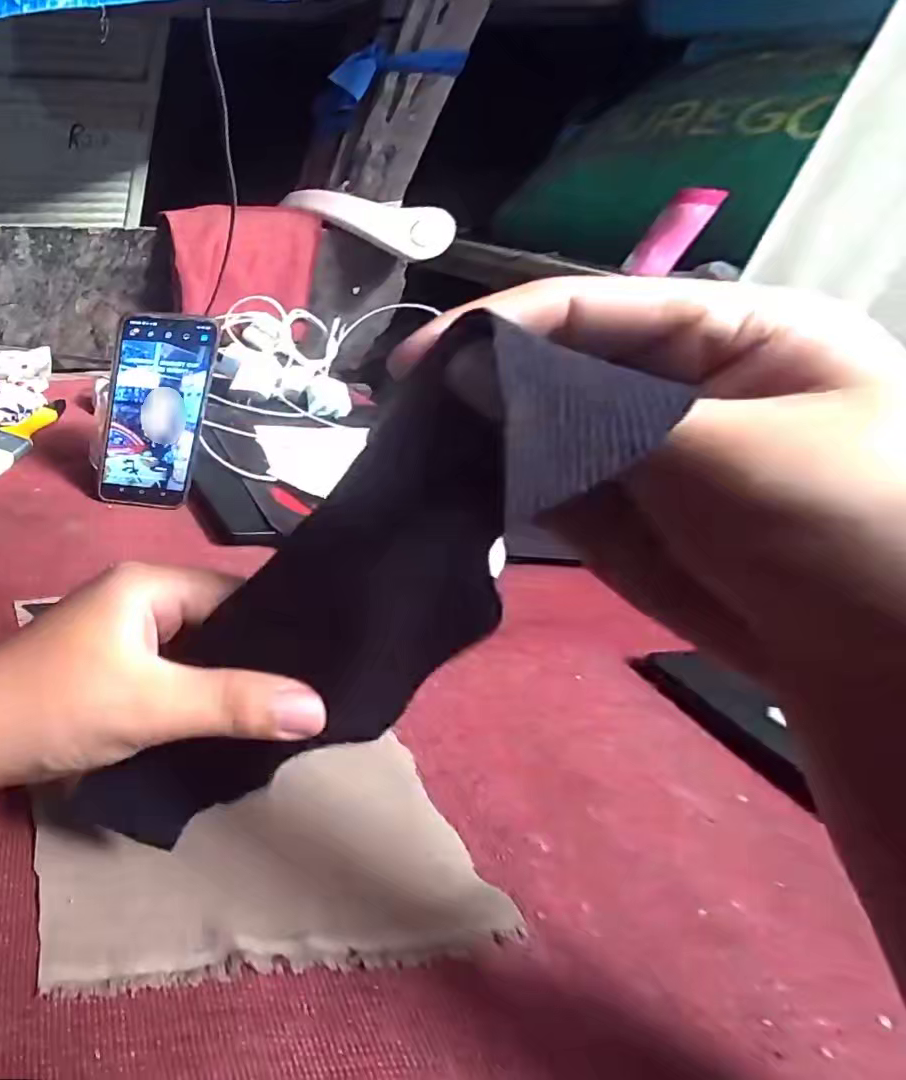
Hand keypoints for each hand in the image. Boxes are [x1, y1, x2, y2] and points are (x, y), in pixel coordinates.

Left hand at [0, 563, 325, 795]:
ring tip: (284, 717)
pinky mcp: (102, 665)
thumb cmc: (57, 705)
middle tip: (316, 703)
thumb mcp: (151, 704)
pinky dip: (191, 692)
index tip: (333, 670)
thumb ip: (232, 702)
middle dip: (255, 659)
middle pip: (213, 621)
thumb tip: (319, 704)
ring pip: (188, 651)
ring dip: (223, 681)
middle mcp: (131, 597)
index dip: (280, 629)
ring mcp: (114, 632)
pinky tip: (224, 722)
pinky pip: (163, 671)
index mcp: (144, 584)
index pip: (234, 593)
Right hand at [392, 276, 905, 703]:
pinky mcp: (591, 498)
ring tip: (405, 442)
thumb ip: (581, 411)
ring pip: (521, 419)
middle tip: (399, 408)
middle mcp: (661, 380)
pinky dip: (480, 475)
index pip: (585, 307)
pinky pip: (520, 473)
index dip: (492, 326)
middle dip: (471, 378)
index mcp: (724, 334)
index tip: (412, 363)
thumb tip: (462, 372)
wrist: (879, 657)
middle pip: (541, 359)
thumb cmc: (842, 527)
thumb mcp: (710, 452)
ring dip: (468, 430)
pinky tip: (439, 477)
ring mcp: (620, 443)